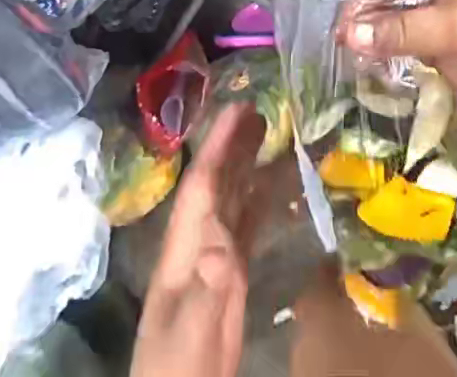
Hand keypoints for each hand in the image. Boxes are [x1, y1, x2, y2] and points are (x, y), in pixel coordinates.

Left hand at [131, 103, 265, 376]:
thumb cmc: (178, 367)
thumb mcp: (189, 331)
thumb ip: (205, 291)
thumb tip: (221, 249)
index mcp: (185, 247)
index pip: (202, 185)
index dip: (218, 145)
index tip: (238, 108)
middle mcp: (200, 241)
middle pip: (219, 181)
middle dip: (234, 143)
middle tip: (259, 106)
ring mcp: (217, 255)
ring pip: (235, 195)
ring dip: (249, 162)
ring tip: (269, 127)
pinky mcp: (234, 272)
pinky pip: (250, 220)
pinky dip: (263, 195)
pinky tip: (278, 180)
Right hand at [343, 0, 456, 109]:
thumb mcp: (454, 31)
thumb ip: (401, 30)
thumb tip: (346, 34)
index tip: (339, 32)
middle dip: (360, 14)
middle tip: (340, 51)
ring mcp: (437, 8)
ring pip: (389, 14)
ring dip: (371, 34)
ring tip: (350, 62)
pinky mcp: (440, 36)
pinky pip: (403, 35)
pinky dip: (387, 48)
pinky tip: (372, 67)